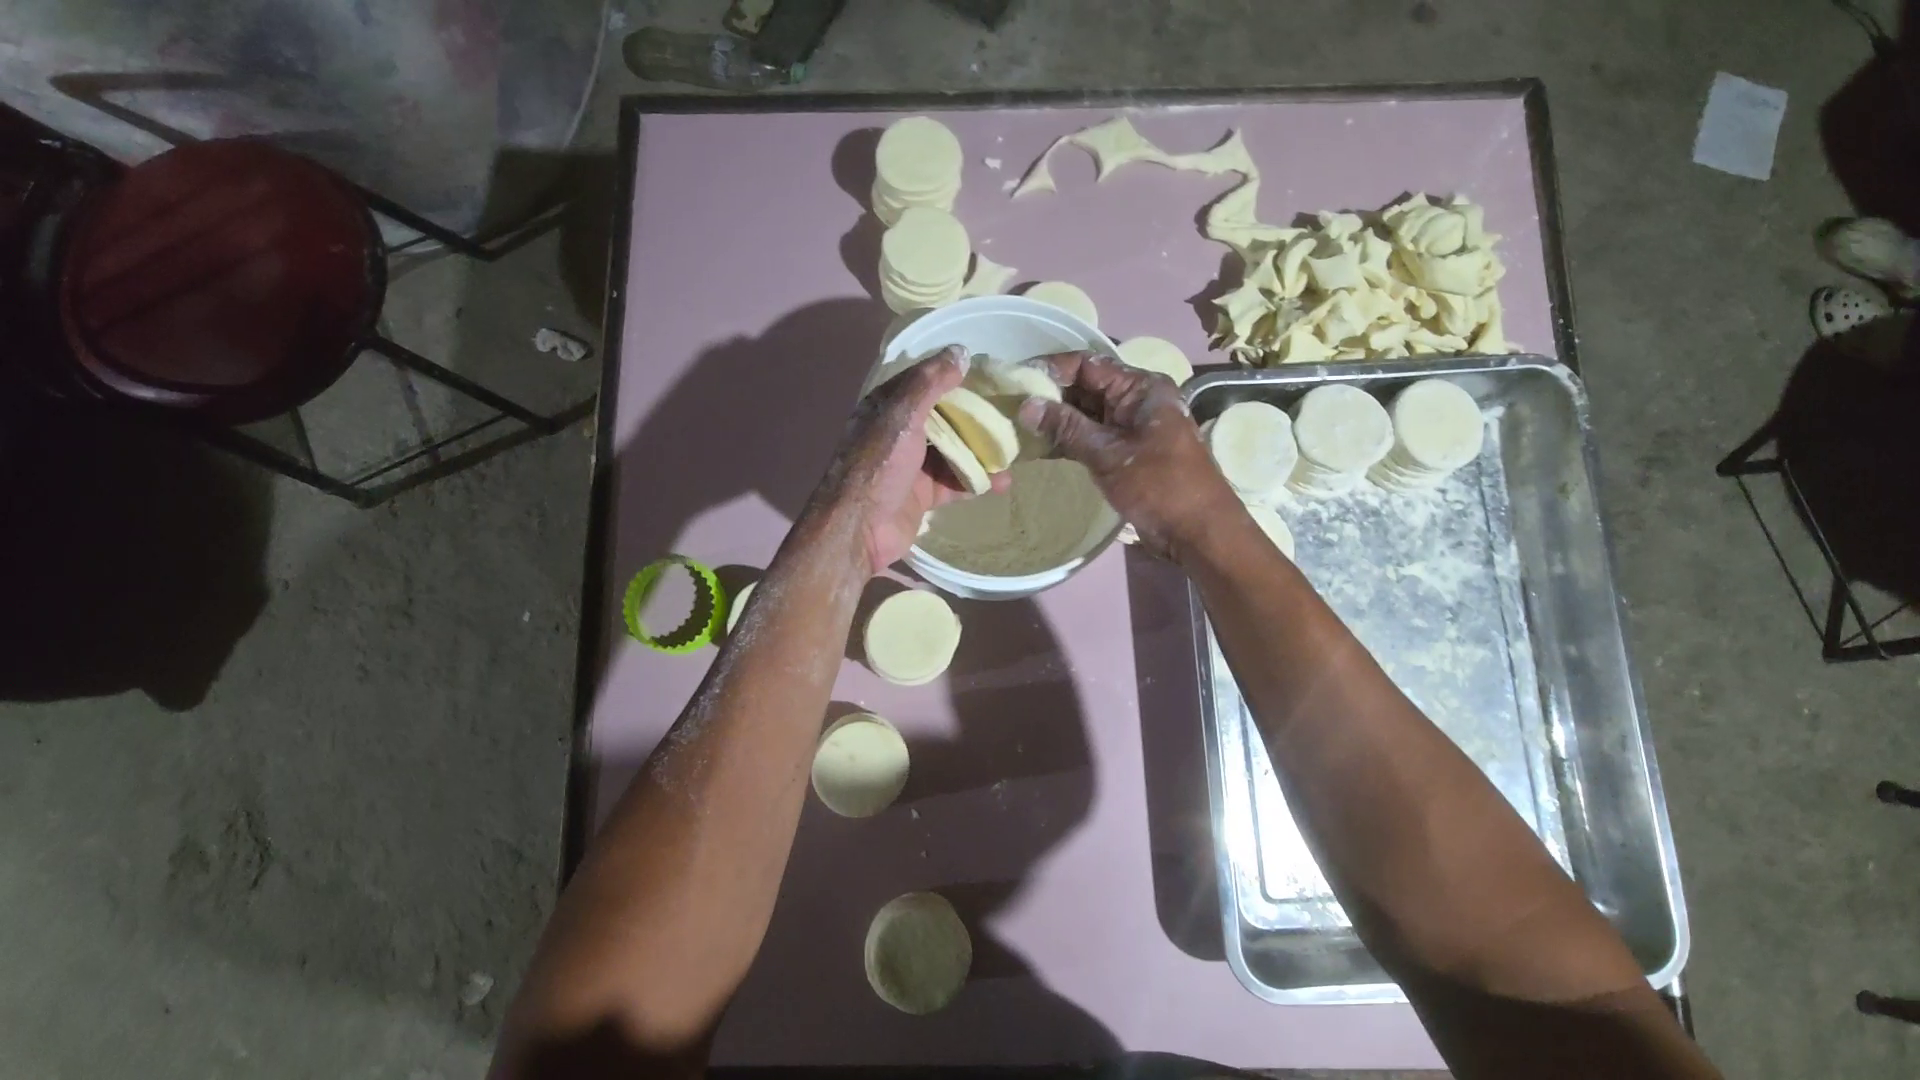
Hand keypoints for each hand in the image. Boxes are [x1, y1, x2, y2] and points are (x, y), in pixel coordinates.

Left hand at [810, 346, 1008, 576]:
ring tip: (1013, 449)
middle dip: (974, 416)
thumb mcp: (902, 417)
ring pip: (953, 451)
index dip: (953, 376)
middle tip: (1011, 412)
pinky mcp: (922, 494)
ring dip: (981, 451)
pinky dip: (977, 481)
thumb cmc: (877, 466)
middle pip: (943, 417)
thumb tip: (961, 352)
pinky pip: (955, 482)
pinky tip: (1002, 482)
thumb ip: (930, 383)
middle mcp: (898, 432)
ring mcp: (911, 465)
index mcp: (886, 407)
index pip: (924, 382)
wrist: (859, 529)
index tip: (990, 374)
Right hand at [1017, 351, 1239, 561]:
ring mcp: (1130, 427)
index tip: (1015, 380)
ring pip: (1084, 413)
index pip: (1087, 364)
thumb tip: (1025, 406)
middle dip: (1047, 395)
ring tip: (1015, 427)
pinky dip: (1066, 440)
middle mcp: (1135, 400)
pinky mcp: (1125, 452)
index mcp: (1140, 388)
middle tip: (1007, 405)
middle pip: (1084, 386)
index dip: (1050, 368)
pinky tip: (1037, 448)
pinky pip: (1090, 436)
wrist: (1198, 531)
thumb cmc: (1159, 485)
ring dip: (1053, 420)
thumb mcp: (1109, 454)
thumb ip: (1066, 427)